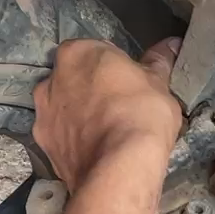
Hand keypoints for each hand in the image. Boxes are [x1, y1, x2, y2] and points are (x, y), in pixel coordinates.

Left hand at [32, 38, 182, 188]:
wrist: (120, 168)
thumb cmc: (141, 115)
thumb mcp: (159, 84)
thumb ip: (159, 62)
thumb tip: (171, 45)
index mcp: (78, 53)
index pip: (97, 52)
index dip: (114, 69)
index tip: (128, 84)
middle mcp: (51, 78)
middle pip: (74, 79)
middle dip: (91, 90)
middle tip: (118, 108)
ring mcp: (43, 113)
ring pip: (63, 109)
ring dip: (78, 116)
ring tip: (105, 134)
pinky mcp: (43, 145)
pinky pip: (60, 137)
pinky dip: (73, 142)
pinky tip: (94, 152)